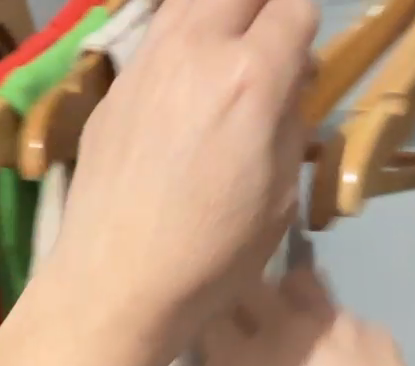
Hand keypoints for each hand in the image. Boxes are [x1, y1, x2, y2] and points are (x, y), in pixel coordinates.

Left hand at [47, 0, 316, 363]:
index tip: (298, 74)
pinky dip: (175, 54)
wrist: (115, 287)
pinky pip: (152, 45)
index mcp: (250, 78)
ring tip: (219, 66)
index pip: (295, 9)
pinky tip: (175, 104)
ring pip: (188, 1)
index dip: (304, 37)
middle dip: (262, 11)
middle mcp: (194, 50)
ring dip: (215, 17)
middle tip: (264, 56)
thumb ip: (290, 127)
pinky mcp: (110, 94)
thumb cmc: (210, 261)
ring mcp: (143, 66)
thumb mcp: (279, 202)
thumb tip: (287, 87)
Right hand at [203, 266, 414, 365]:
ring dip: (284, 299)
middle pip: (248, 286)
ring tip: (291, 329)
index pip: (209, 322)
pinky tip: (340, 363)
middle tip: (245, 331)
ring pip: (296, 282)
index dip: (205, 333)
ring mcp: (333, 322)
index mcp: (250, 364)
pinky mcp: (370, 327)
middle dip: (240, 305)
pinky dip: (327, 330)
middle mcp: (287, 330)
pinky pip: (337, 314)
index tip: (211, 350)